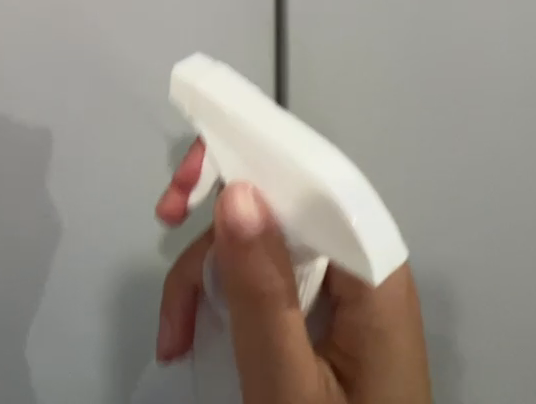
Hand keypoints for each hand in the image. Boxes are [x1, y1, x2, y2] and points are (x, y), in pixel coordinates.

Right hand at [155, 140, 433, 403]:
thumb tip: (238, 190)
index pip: (318, 179)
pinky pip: (257, 278)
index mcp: (373, 275)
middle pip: (281, 203)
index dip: (255, 156)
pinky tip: (186, 333)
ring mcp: (335, 293)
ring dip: (202, 272)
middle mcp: (358, 269)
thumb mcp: (289, 388)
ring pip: (256, 241)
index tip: (190, 176)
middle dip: (215, 214)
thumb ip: (264, 291)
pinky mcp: (314, 316)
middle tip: (162, 215)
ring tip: (173, 330)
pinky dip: (214, 297)